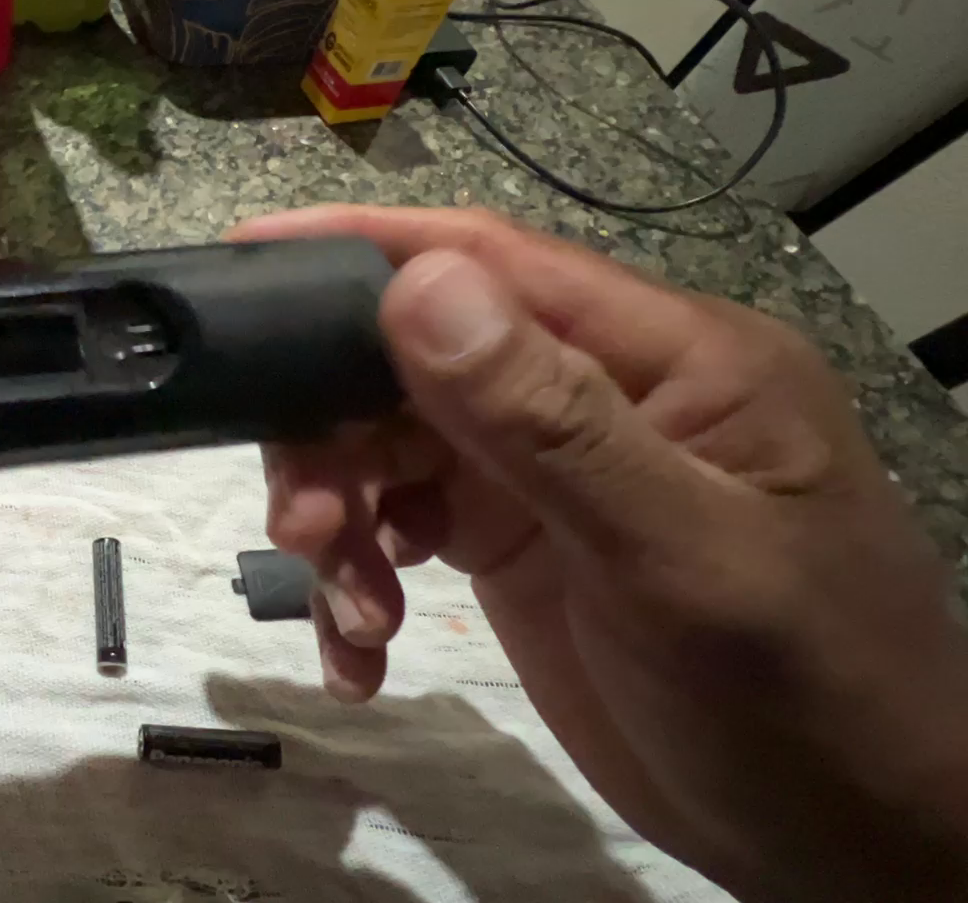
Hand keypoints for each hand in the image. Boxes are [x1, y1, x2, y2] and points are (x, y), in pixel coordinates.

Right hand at [231, 206, 967, 900]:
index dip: (359, 246)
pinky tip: (361, 650)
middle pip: (398, 369)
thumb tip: (414, 284)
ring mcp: (525, 464)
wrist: (839, 846)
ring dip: (337, 526)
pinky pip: (387, 525)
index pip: (484, 261)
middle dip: (330, 444)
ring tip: (352, 611)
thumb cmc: (799, 700)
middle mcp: (576, 392)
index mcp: (652, 355)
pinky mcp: (490, 530)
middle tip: (302, 527)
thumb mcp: (675, 557)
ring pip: (376, 451)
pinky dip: (355, 583)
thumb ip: (546, 420)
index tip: (248, 251)